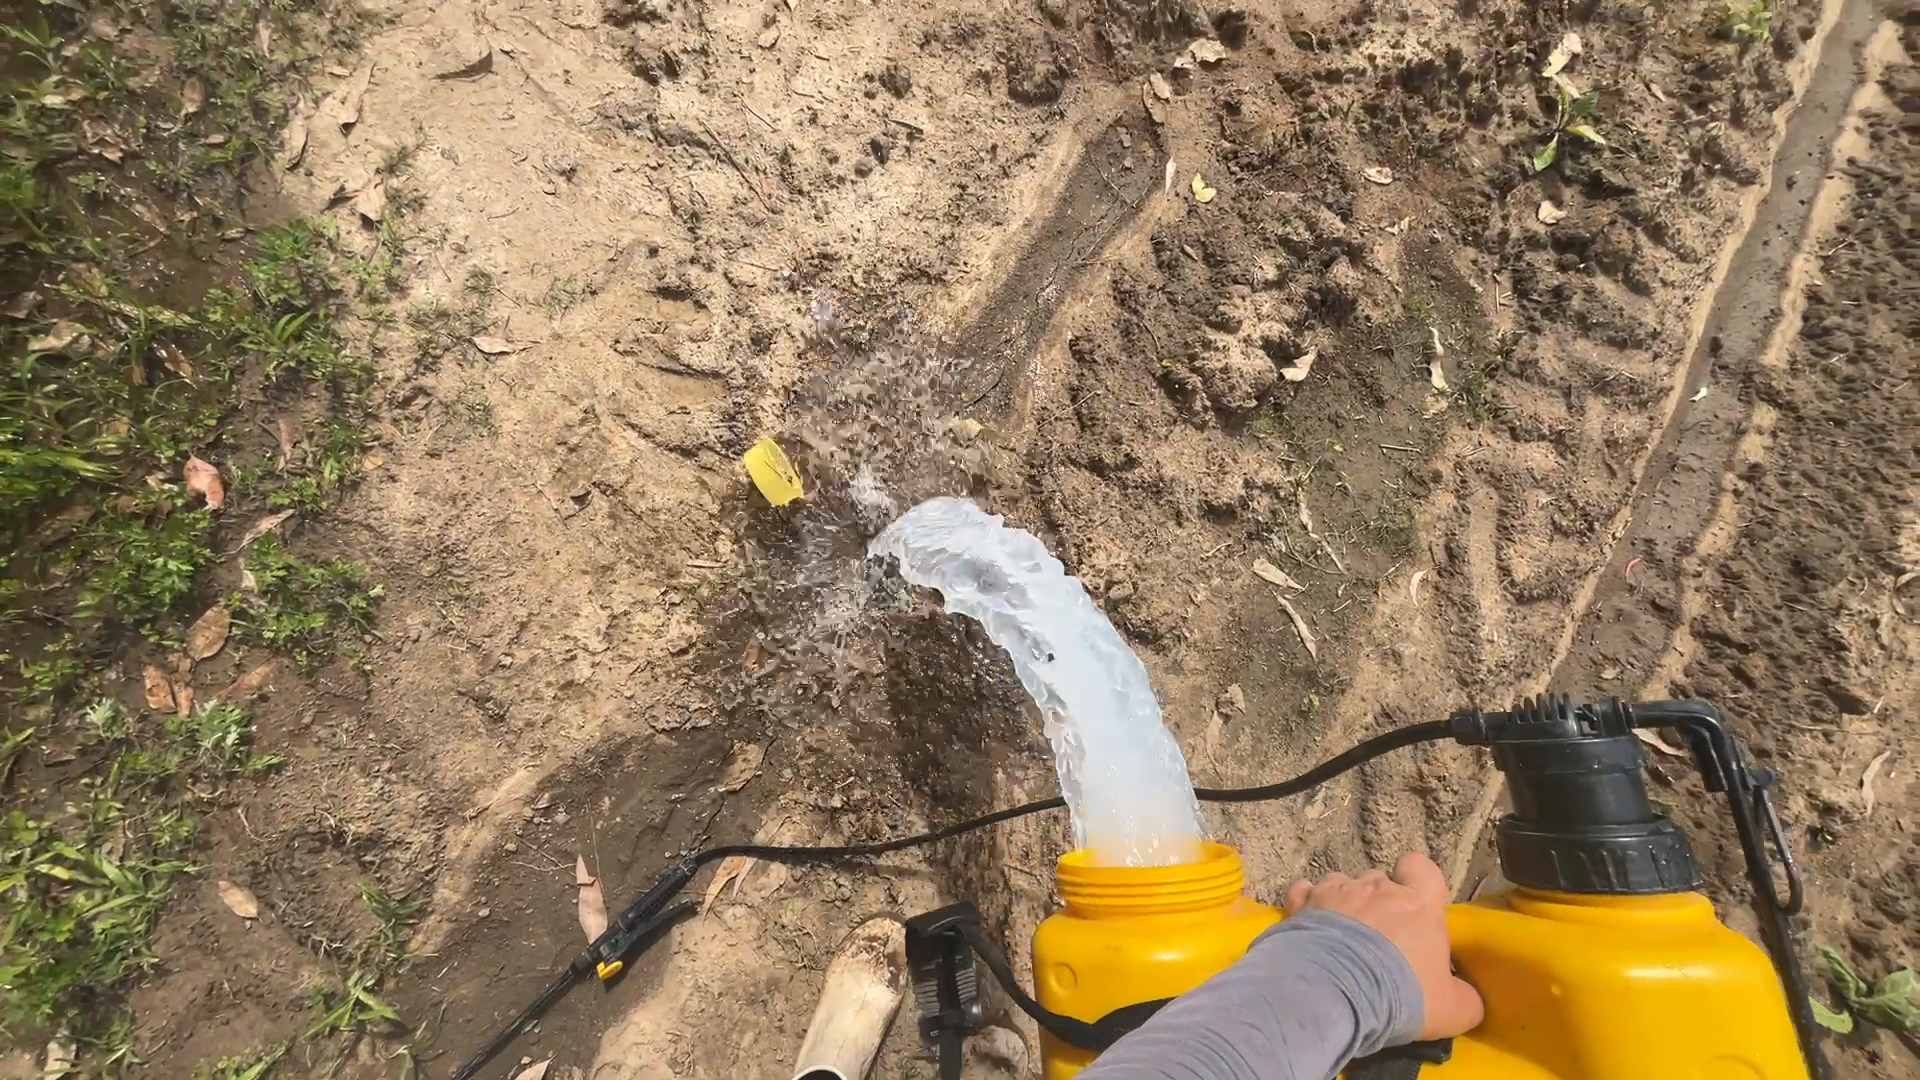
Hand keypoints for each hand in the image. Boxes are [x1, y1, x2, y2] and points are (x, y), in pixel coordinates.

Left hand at [1284, 851, 1484, 1039]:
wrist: (1338, 988)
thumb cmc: (1404, 993)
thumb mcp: (1455, 1008)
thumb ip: (1465, 994)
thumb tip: (1465, 992)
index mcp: (1416, 903)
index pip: (1421, 867)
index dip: (1420, 879)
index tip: (1418, 903)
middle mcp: (1375, 886)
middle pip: (1381, 880)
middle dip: (1381, 902)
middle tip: (1381, 938)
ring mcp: (1334, 888)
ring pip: (1343, 883)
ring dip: (1346, 903)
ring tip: (1344, 936)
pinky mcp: (1302, 899)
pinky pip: (1306, 891)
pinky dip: (1309, 903)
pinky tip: (1311, 924)